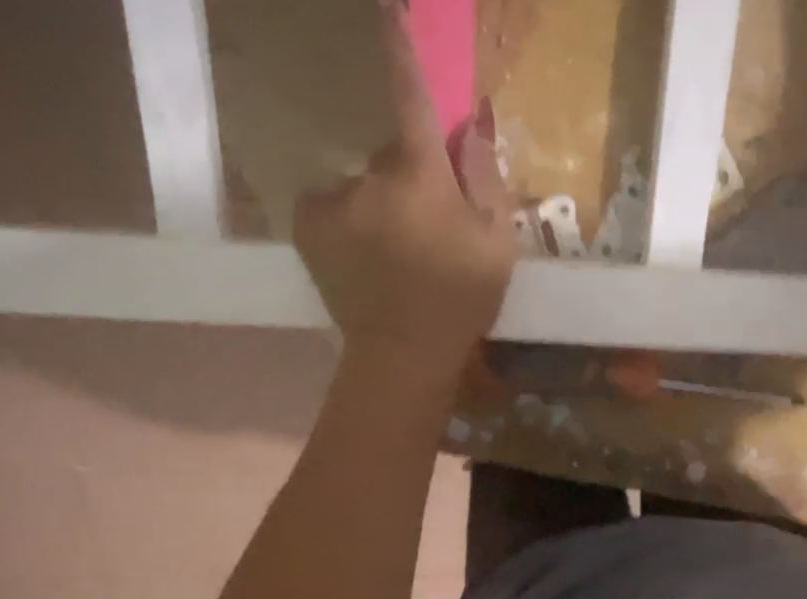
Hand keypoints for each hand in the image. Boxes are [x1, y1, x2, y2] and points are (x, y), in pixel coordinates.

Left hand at [294, 1, 514, 394]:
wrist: (402, 356)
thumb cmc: (460, 302)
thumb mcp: (497, 244)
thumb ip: (486, 179)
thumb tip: (469, 129)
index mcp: (421, 177)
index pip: (411, 98)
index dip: (402, 49)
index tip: (390, 9)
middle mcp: (370, 178)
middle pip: (394, 153)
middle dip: (412, 175)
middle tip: (432, 224)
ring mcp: (334, 203)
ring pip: (365, 182)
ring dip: (381, 202)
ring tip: (398, 253)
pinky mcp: (309, 227)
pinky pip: (334, 203)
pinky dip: (349, 218)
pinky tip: (366, 255)